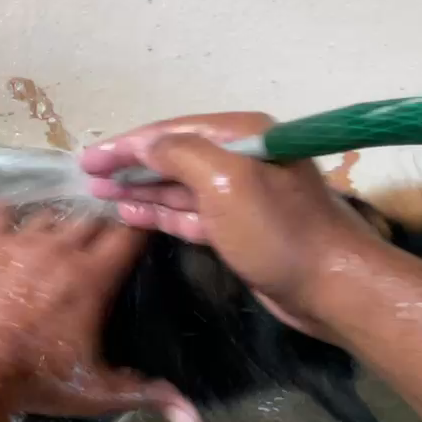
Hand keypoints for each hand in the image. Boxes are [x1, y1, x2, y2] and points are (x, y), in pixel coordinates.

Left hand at [0, 205, 201, 421]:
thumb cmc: (38, 379)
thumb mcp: (97, 392)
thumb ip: (148, 395)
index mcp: (93, 277)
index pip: (129, 234)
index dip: (138, 230)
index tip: (143, 233)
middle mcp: (60, 250)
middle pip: (91, 219)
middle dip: (100, 227)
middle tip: (100, 243)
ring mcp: (21, 244)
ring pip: (50, 215)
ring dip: (59, 223)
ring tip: (59, 236)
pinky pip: (0, 214)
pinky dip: (8, 214)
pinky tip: (9, 215)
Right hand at [78, 112, 383, 331]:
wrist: (334, 288)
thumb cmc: (278, 230)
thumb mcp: (225, 181)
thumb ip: (180, 154)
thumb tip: (144, 144)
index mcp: (241, 136)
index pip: (170, 132)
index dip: (126, 144)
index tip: (89, 158)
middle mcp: (239, 159)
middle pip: (170, 157)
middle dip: (128, 165)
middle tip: (87, 176)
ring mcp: (238, 195)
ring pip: (175, 187)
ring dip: (138, 188)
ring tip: (100, 193)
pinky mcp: (236, 228)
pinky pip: (186, 213)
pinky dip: (157, 211)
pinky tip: (130, 212)